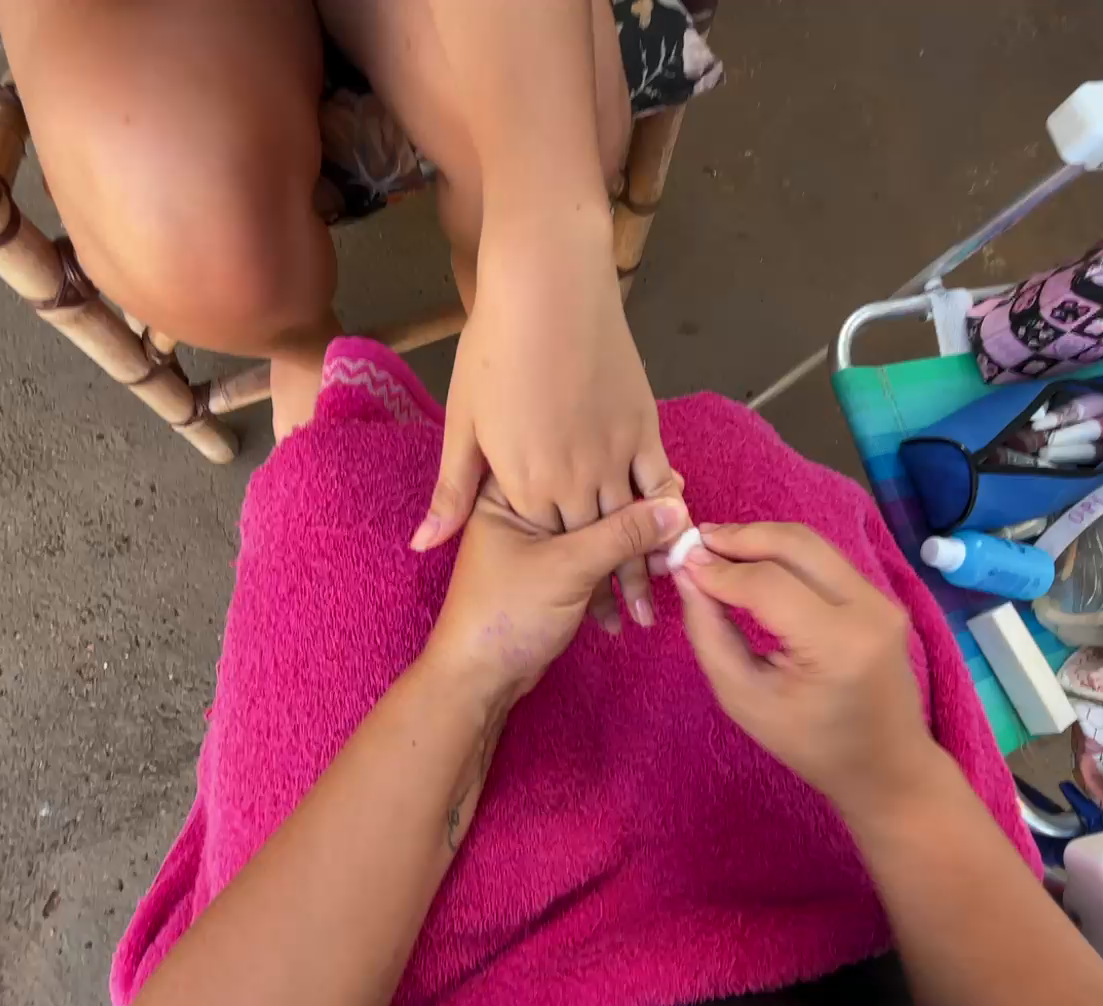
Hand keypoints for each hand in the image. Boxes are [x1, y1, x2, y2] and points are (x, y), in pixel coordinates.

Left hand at [411, 214, 684, 634]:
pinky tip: (680, 530)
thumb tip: (422, 545)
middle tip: (630, 622)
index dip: (574, 584)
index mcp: (526, 483)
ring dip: (650, 561)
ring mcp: (612, 452)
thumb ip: (452, 493)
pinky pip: (662, 480)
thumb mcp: (462, 427)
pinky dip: (672, 508)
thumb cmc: (493, 353)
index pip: (552, 547)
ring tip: (664, 592)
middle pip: (597, 543)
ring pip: (635, 521)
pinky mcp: (643, 426)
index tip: (590, 618)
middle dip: (616, 587)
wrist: (547, 287)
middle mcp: (574, 477)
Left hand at [425, 483, 688, 706]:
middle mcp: (522, 506)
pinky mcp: (552, 568)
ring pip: (597, 529)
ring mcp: (538, 540)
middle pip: (592, 497)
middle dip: (638, 516)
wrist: (480, 679)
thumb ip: (622, 535)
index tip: (673, 485)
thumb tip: (678, 509)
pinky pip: (594, 555)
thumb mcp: (567, 568)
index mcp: (508, 491)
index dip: (627, 474)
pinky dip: (621, 566)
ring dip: (635, 547)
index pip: (575, 465)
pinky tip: (652, 573)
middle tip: (680, 522)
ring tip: (669, 557)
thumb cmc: (508, 614)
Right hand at [672, 523, 949, 816]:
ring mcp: (881, 598)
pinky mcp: (880, 595)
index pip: (768, 585)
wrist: (887, 766)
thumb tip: (686, 574)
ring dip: (758, 538)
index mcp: (838, 645)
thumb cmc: (810, 744)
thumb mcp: (743, 699)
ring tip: (714, 546)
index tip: (679, 563)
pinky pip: (822, 557)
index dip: (719, 569)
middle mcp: (868, 609)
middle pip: (794, 544)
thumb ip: (709, 633)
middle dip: (738, 536)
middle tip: (694, 541)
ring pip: (810, 542)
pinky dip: (780, 551)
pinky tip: (749, 560)